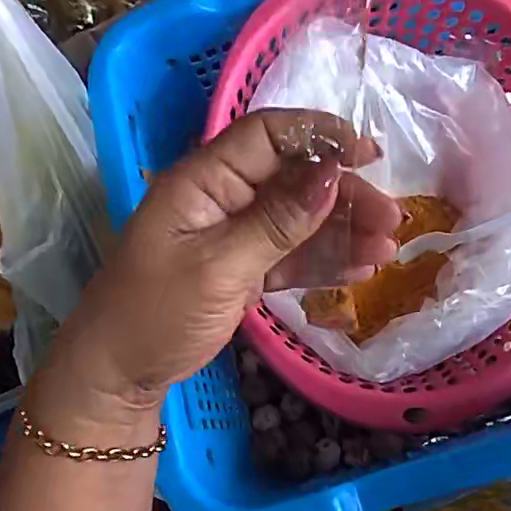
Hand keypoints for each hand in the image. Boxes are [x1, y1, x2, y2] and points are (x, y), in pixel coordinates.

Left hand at [32, 110, 399, 433]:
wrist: (118, 374)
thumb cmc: (156, 314)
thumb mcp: (219, 268)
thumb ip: (277, 222)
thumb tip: (331, 174)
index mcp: (202, 181)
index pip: (266, 135)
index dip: (319, 135)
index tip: (368, 153)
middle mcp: (221, 198)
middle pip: (292, 179)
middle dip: (343, 194)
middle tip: (391, 219)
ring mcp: (234, 234)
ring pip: (298, 219)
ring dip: (342, 231)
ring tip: (387, 248)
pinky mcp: (243, 267)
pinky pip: (290, 255)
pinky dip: (322, 261)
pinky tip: (360, 268)